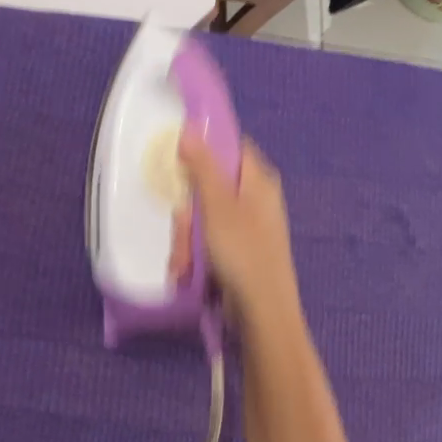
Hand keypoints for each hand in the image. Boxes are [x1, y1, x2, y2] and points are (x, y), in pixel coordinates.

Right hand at [171, 133, 302, 328]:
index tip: (180, 162)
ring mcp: (244, 231)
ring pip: (200, 223)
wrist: (261, 312)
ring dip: (186, 244)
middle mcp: (254, 202)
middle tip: (185, 231)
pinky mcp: (235, 256)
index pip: (231, 148)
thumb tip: (190, 129)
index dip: (206, 150)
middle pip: (206, 190)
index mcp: (258, 182)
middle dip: (187, 217)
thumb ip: (202, 168)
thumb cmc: (243, 253)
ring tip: (186, 264)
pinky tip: (189, 276)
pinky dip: (194, 260)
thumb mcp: (217, 206)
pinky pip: (205, 247)